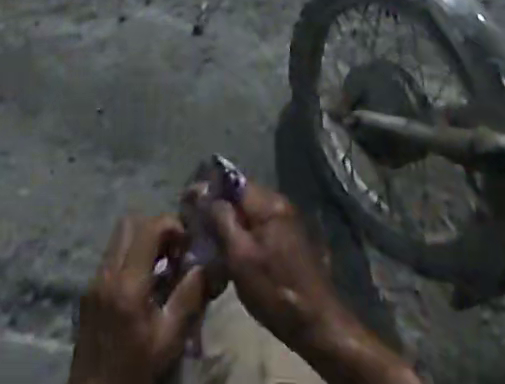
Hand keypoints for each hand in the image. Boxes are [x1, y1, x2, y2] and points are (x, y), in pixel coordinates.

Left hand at [69, 216, 206, 383]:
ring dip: (141, 242)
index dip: (171, 225)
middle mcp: (106, 274)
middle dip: (154, 228)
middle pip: (128, 224)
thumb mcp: (170, 338)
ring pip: (117, 239)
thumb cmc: (136, 369)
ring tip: (161, 267)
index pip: (148, 229)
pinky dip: (129, 258)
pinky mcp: (88, 292)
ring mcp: (93, 281)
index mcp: (128, 283)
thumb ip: (188, 297)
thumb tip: (204, 266)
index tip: (186, 243)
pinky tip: (143, 285)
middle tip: (173, 251)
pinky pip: (110, 259)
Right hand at [210, 186, 419, 383]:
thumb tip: (203, 193)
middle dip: (216, 206)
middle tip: (194, 224)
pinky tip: (230, 251)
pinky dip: (242, 233)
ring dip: (228, 221)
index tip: (186, 203)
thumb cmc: (275, 290)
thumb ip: (222, 220)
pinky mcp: (289, 240)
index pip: (231, 181)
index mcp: (270, 203)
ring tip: (208, 239)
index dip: (207, 189)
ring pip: (248, 212)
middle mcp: (280, 204)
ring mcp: (287, 222)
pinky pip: (258, 226)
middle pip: (240, 195)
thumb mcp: (240, 256)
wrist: (318, 323)